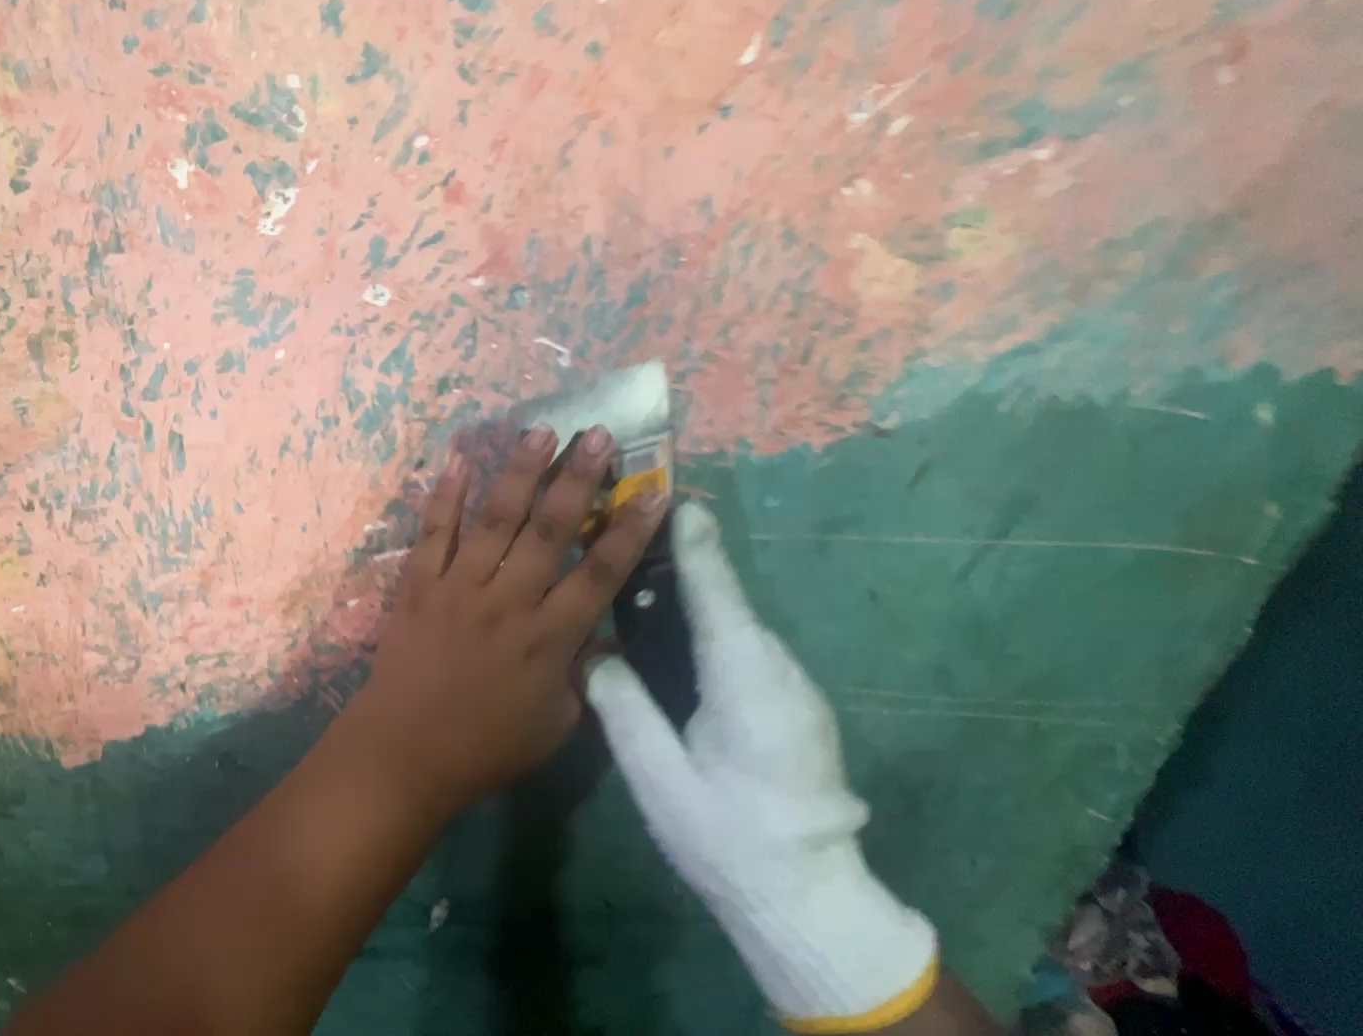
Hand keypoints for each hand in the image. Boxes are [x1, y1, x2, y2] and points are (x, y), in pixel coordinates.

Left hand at [352, 423, 668, 813]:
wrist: (405, 754)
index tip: (653, 493)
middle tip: (598, 435)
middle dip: (578, 479)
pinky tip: (457, 460)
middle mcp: (508, 601)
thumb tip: (601, 638)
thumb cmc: (486, 747)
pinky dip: (444, 496)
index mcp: (548, 639)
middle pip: (550, 530)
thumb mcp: (556, 724)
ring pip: (494, 520)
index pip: (599, 574)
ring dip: (519, 473)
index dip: (629, 532)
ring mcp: (459, 588)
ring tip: (541, 431)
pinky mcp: (419, 586)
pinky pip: (433, 533)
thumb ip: (583, 676)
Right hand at [586, 503, 938, 1031]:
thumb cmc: (725, 836)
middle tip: (628, 538)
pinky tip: (674, 641)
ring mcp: (793, 687)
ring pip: (737, 627)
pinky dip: (710, 630)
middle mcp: (778, 670)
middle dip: (684, 566)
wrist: (805, 896)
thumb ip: (622, 705)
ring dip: (696, 598)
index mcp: (745, 680)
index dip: (693, 546)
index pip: (715, 595)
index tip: (674, 501)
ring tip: (640, 582)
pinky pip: (745, 650)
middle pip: (727, 604)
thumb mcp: (657, 777)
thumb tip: (592, 652)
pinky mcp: (793, 705)